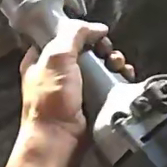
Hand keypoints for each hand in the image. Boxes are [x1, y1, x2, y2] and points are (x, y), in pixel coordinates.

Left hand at [19, 20, 116, 138]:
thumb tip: (99, 28)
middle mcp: (58, 71)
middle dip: (103, 48)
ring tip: (119, 66)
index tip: (96, 36)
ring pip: (101, 64)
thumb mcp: (57, 56)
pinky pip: (109, 82)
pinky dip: (119, 76)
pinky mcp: (92, 100)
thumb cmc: (52, 98)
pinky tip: (125, 76)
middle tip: (109, 54)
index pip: (64, 35)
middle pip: (87, 49)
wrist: (60, 139)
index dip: (82, 32)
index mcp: (41, 59)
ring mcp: (76, 87)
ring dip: (114, 61)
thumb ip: (75, 34)